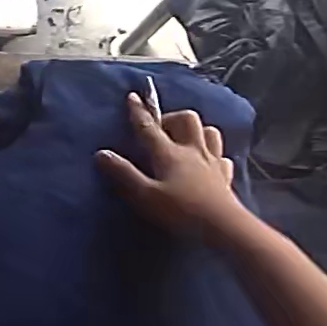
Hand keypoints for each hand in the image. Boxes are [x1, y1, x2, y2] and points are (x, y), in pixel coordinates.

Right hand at [96, 93, 254, 242]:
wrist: (225, 229)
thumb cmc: (180, 211)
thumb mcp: (143, 194)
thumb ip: (122, 173)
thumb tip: (101, 153)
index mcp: (169, 153)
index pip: (149, 127)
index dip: (139, 111)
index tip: (132, 96)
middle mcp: (192, 151)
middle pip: (187, 119)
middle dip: (172, 117)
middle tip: (161, 129)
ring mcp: (212, 163)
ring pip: (209, 132)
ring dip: (196, 131)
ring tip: (184, 140)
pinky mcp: (225, 177)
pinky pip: (222, 157)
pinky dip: (213, 154)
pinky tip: (207, 162)